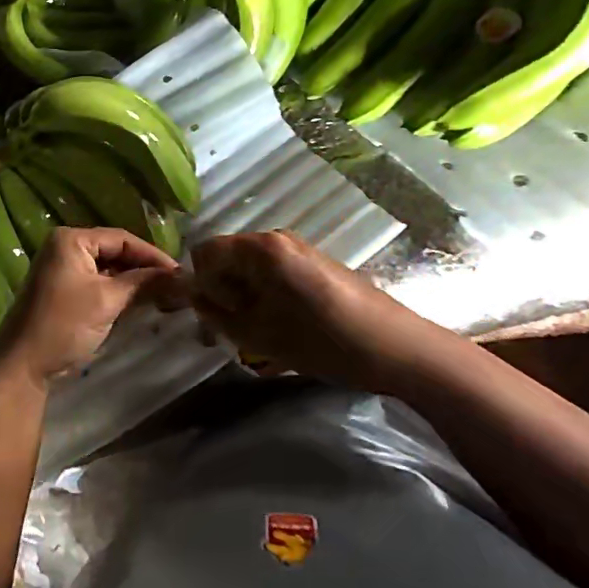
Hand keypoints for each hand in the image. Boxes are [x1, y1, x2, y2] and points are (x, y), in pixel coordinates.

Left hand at [0, 228, 180, 385]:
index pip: (122, 239)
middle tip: (176, 284)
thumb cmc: (64, 324)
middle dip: (145, 268)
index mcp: (71, 239)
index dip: (152, 255)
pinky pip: (99, 283)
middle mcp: (66, 247)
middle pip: (116, 252)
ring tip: (166, 294)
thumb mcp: (107, 300)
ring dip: (135, 282)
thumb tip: (178, 275)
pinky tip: (143, 302)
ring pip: (109, 269)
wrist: (23, 365)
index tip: (180, 272)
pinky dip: (120, 292)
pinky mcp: (65, 291)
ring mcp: (64, 269)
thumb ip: (143, 282)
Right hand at [190, 230, 419, 390]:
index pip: (205, 251)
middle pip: (228, 258)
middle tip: (233, 332)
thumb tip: (195, 298)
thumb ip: (216, 314)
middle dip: (222, 292)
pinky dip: (267, 298)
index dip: (200, 283)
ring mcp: (299, 250)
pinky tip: (284, 330)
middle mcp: (276, 239)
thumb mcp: (258, 333)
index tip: (212, 317)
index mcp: (259, 247)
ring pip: (251, 270)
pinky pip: (274, 275)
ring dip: (245, 299)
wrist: (394, 348)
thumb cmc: (321, 339)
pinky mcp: (315, 265)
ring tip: (260, 336)